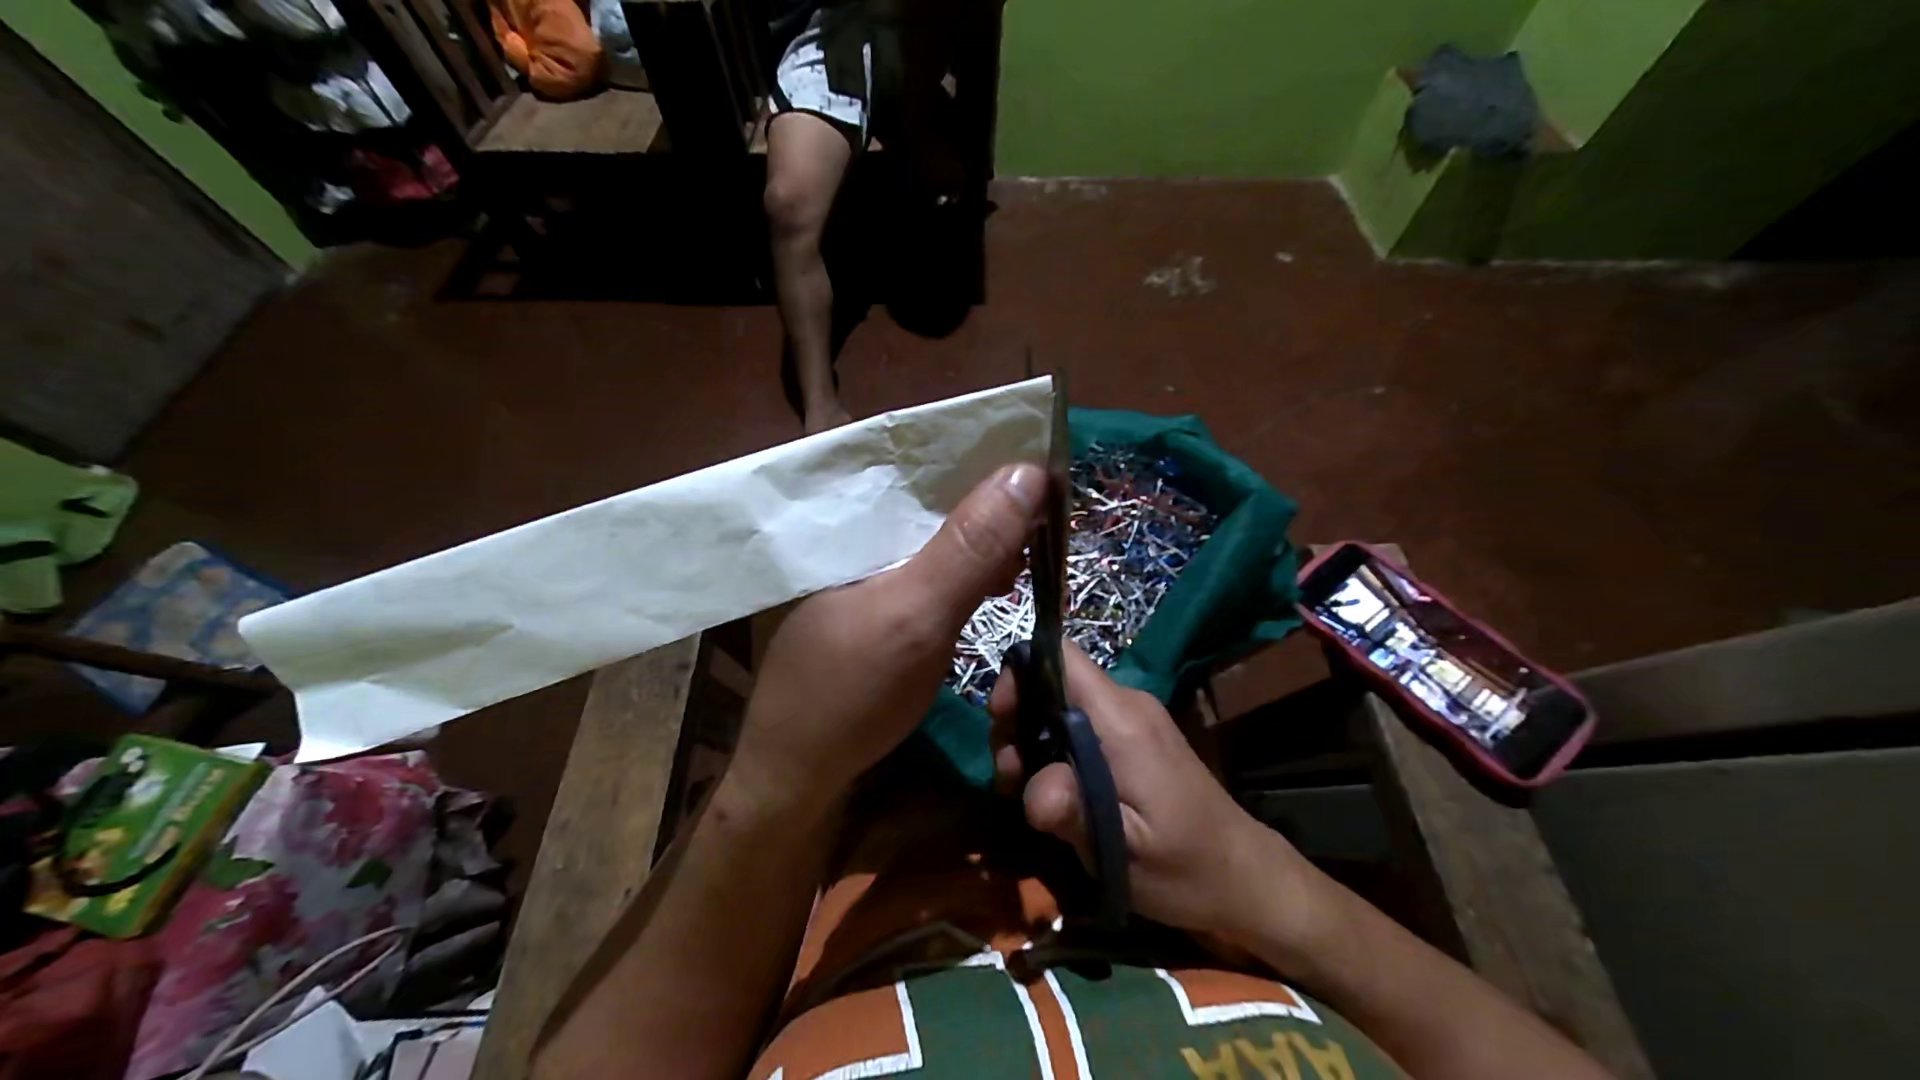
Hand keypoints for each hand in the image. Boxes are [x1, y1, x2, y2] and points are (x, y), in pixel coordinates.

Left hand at [725, 462, 1046, 819]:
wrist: (800, 776)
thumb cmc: (847, 692)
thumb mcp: (914, 614)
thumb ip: (967, 548)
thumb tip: (1027, 472)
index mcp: (835, 515)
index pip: (905, 450)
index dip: (970, 444)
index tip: (1030, 446)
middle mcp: (844, 529)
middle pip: (923, 490)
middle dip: (984, 493)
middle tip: (1046, 501)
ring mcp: (859, 567)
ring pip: (930, 530)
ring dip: (981, 533)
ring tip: (1032, 538)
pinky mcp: (874, 600)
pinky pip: (928, 567)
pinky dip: (965, 569)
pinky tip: (997, 578)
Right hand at [989, 646, 1324, 944]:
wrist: (1244, 878)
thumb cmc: (1186, 866)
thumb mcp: (1123, 850)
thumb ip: (1075, 813)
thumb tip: (1030, 788)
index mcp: (1121, 721)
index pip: (1062, 656)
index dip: (1021, 673)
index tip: (1001, 720)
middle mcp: (1125, 706)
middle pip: (1052, 683)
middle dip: (1017, 720)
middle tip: (1009, 776)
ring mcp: (1131, 722)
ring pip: (1061, 707)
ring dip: (1032, 742)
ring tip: (1025, 791)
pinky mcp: (1132, 741)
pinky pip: (1079, 726)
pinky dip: (1054, 751)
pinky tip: (1053, 792)